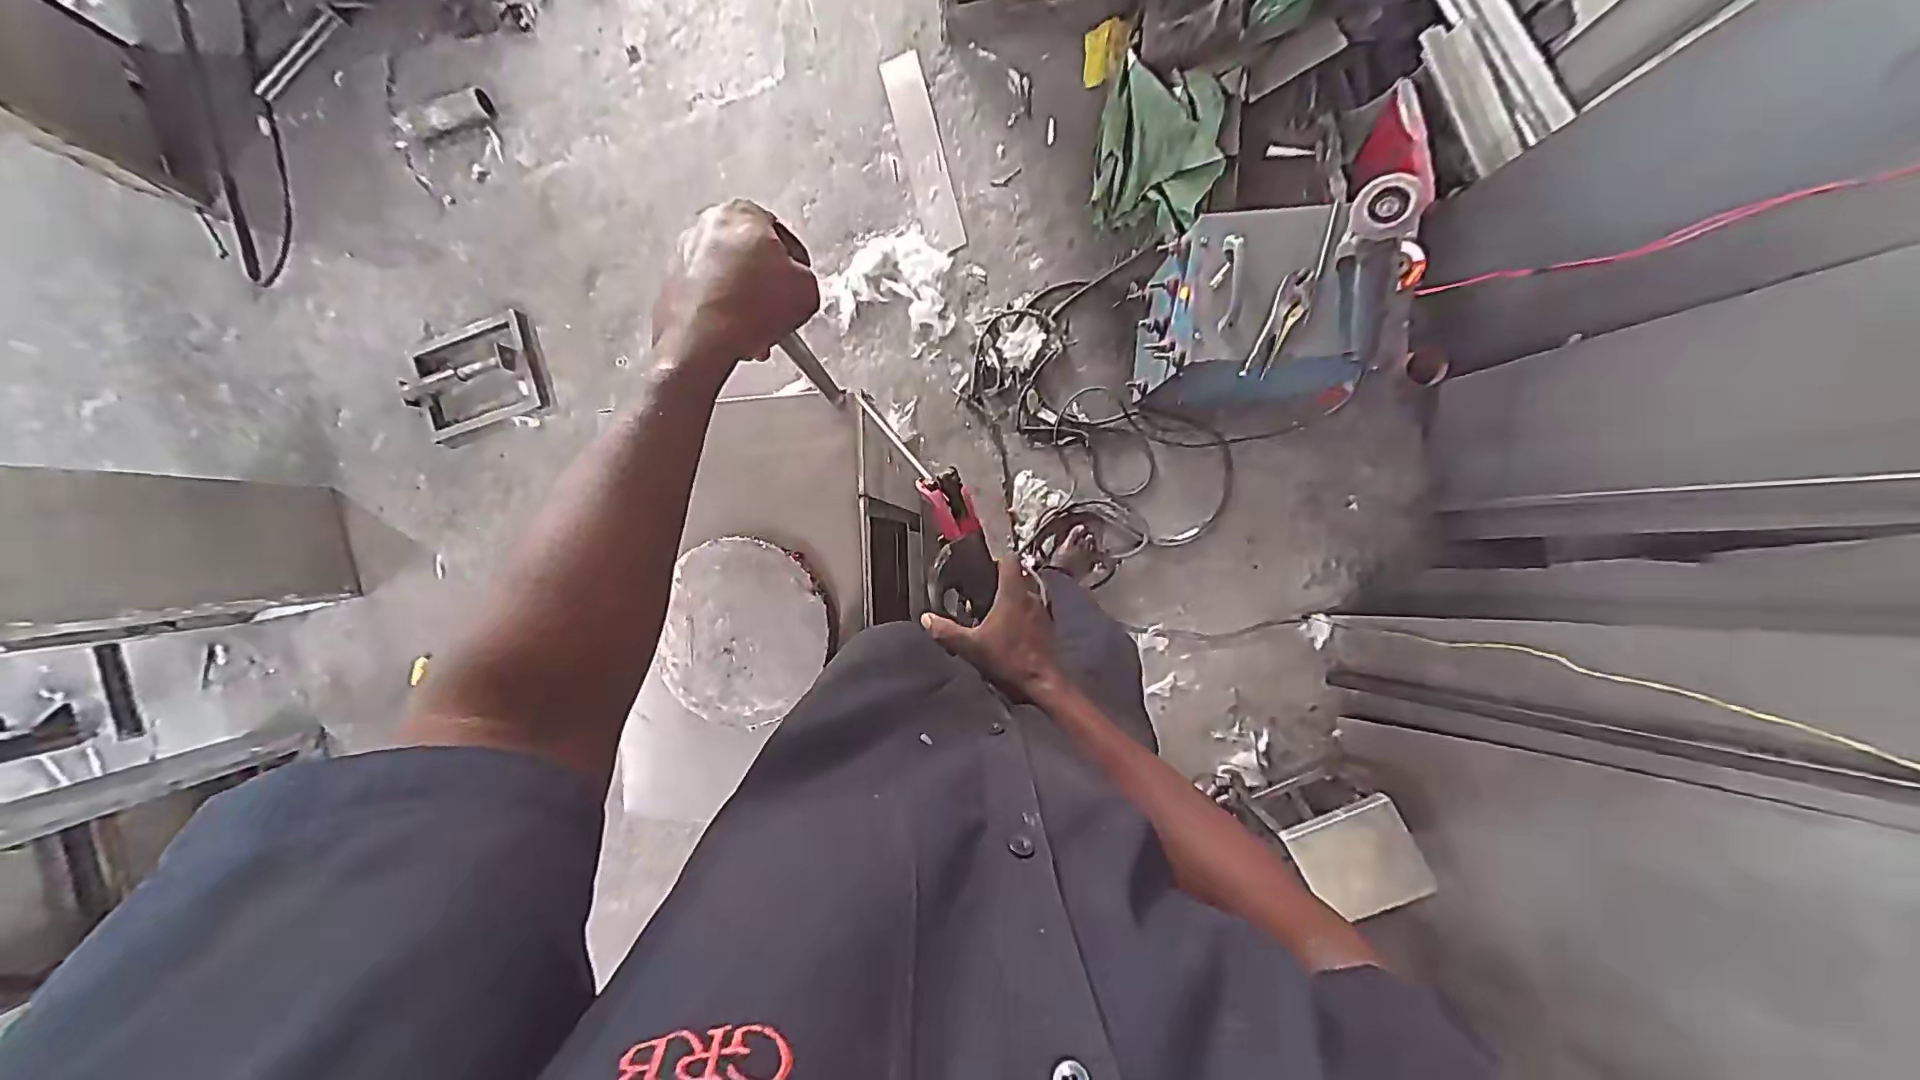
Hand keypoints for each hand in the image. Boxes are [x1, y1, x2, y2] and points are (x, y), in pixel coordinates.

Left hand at [652, 200, 820, 367]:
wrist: (704, 338)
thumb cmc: (747, 307)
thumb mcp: (806, 290)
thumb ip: (805, 279)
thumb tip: (799, 285)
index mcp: (743, 214)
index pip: (780, 234)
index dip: (795, 264)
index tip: (798, 281)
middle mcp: (708, 226)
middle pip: (749, 256)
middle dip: (765, 285)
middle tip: (779, 307)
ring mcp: (684, 254)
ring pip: (727, 279)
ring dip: (745, 302)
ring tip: (760, 328)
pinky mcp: (672, 285)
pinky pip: (707, 297)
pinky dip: (722, 313)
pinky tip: (738, 333)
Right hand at [921, 558, 1068, 701]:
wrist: (1044, 682)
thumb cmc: (1010, 659)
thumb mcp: (972, 647)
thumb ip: (947, 631)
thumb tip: (927, 619)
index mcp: (1013, 594)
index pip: (1009, 560)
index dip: (996, 559)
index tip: (984, 565)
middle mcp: (1032, 596)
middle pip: (1018, 575)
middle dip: (1002, 580)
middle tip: (984, 591)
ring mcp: (1043, 611)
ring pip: (1027, 593)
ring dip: (1013, 597)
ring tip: (995, 610)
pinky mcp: (1048, 626)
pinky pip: (1034, 610)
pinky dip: (1023, 612)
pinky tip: (1010, 628)